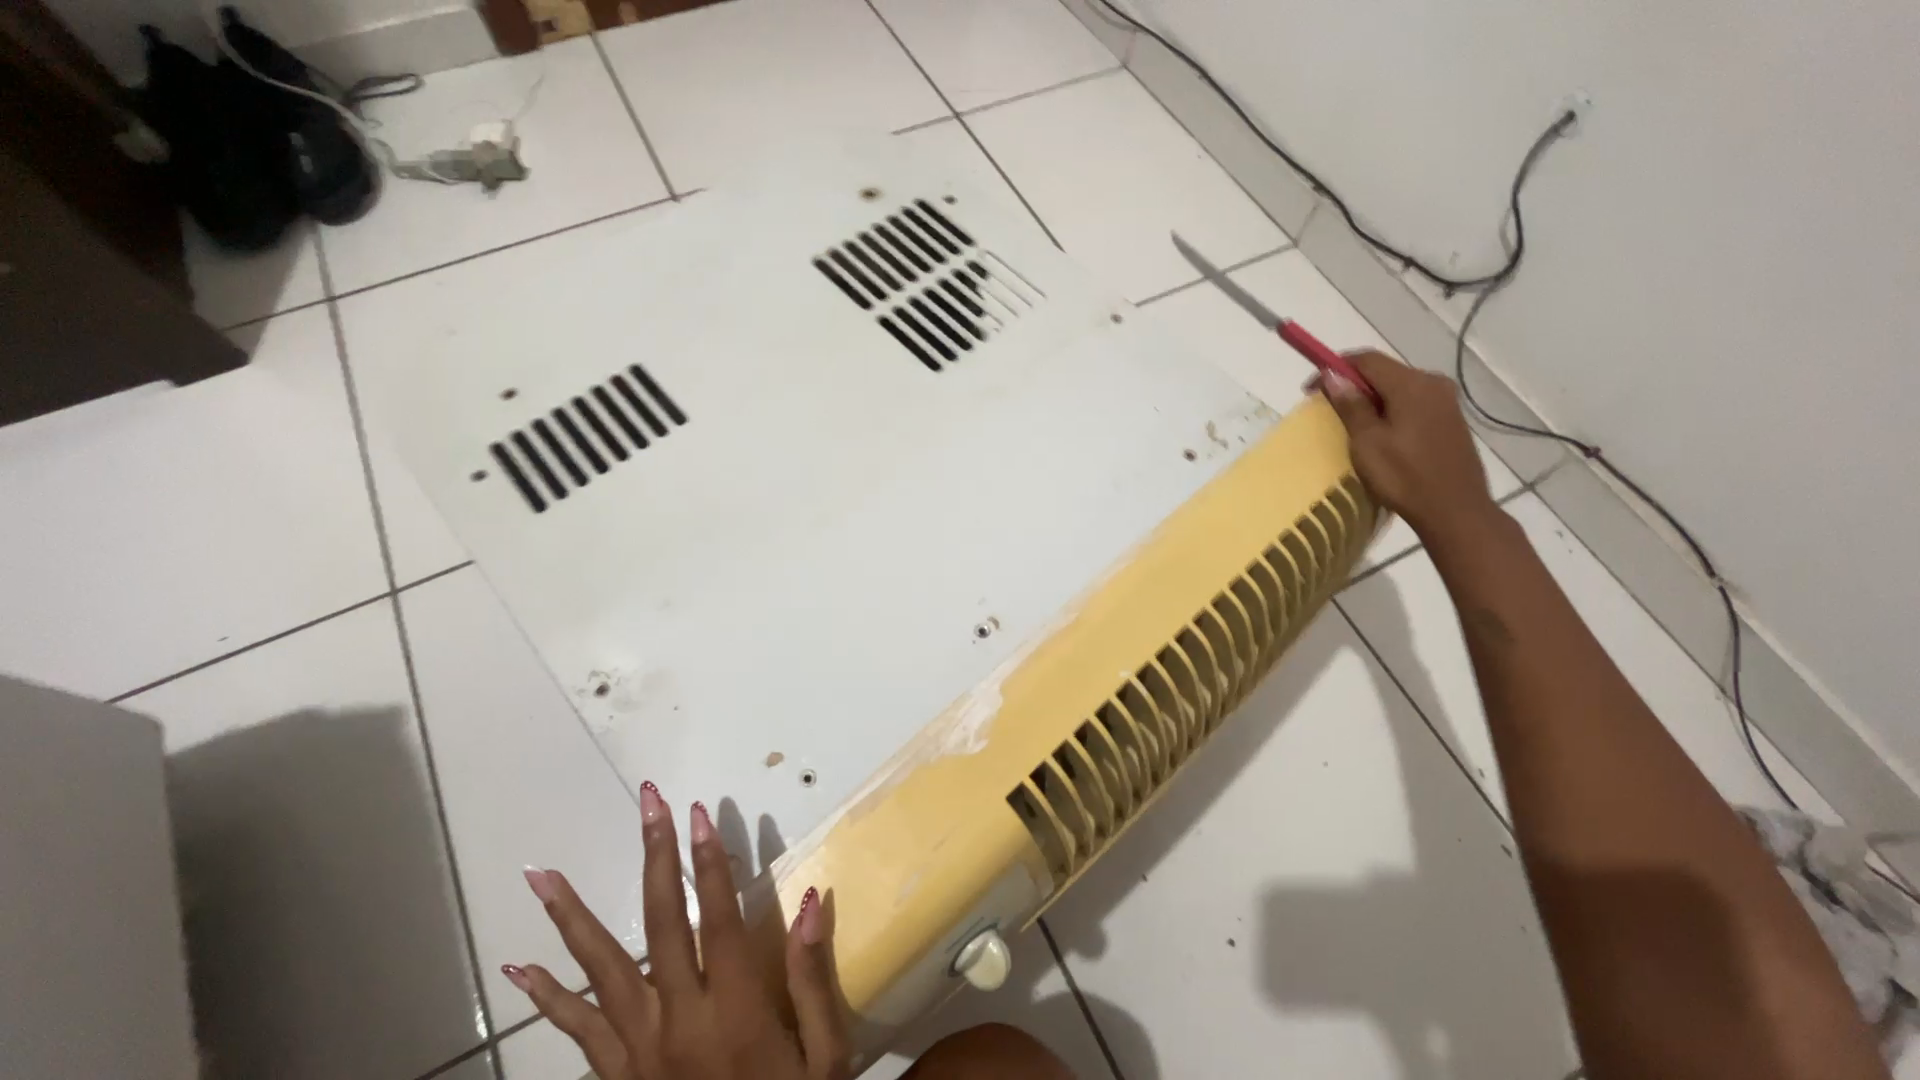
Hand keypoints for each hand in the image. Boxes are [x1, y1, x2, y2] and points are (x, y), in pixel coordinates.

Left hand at [504, 785, 849, 1079]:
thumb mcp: (824, 1059)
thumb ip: (811, 980)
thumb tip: (812, 901)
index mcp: (735, 1011)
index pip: (718, 918)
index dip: (710, 862)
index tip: (699, 812)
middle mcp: (679, 1019)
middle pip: (661, 923)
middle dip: (656, 856)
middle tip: (648, 802)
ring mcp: (639, 1048)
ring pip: (602, 969)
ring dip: (572, 917)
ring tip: (540, 874)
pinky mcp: (616, 1074)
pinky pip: (577, 1029)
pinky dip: (546, 996)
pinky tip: (518, 969)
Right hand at [1320, 350, 1498, 540]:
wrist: (1455, 510)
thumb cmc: (1404, 477)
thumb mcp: (1367, 442)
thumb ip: (1350, 405)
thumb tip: (1333, 375)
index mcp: (1411, 384)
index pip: (1366, 360)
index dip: (1335, 368)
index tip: (1311, 389)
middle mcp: (1433, 383)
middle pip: (1384, 371)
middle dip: (1353, 384)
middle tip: (1328, 408)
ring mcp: (1446, 400)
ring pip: (1398, 388)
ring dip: (1372, 398)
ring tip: (1351, 423)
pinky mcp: (1450, 419)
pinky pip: (1412, 402)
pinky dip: (1390, 409)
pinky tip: (1380, 433)